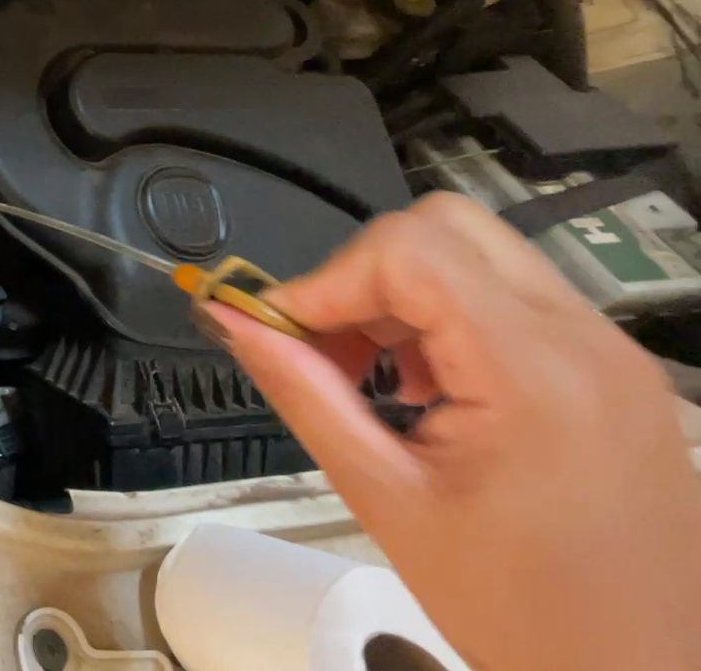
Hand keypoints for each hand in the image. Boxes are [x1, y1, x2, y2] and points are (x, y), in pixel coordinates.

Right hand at [208, 192, 700, 670]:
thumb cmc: (510, 603)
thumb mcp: (378, 491)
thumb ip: (297, 387)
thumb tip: (223, 315)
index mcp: (538, 375)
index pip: (407, 252)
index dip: (324, 281)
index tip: (282, 334)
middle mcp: (587, 342)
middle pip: (443, 226)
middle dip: (359, 273)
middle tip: (325, 342)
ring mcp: (607, 351)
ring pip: (469, 251)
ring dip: (393, 292)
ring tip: (365, 369)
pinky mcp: (606, 368)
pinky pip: (502, 293)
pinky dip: (435, 314)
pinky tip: (417, 384)